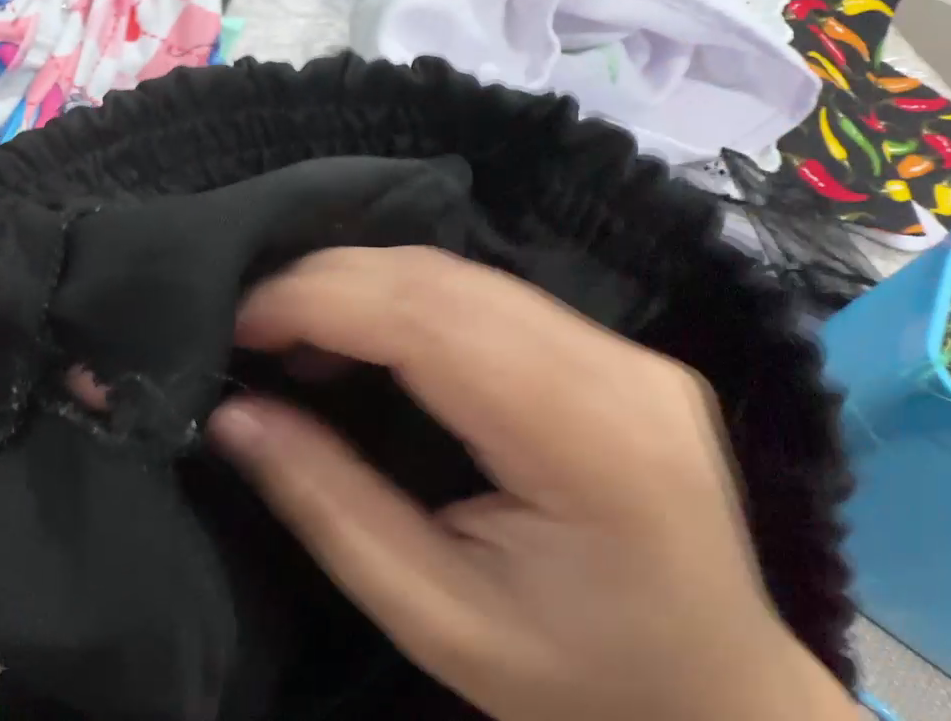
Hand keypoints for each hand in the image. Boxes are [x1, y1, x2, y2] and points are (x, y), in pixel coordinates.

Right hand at [210, 247, 862, 720]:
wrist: (716, 703)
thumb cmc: (575, 681)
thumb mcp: (430, 614)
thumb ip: (327, 504)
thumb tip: (234, 415)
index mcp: (588, 442)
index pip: (430, 322)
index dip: (319, 302)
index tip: (239, 323)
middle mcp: (618, 370)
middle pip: (442, 279)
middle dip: (325, 283)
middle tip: (251, 324)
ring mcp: (624, 352)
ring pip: (458, 272)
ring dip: (357, 283)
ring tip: (291, 330)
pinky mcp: (611, 351)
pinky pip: (481, 292)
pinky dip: (399, 297)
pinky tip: (359, 333)